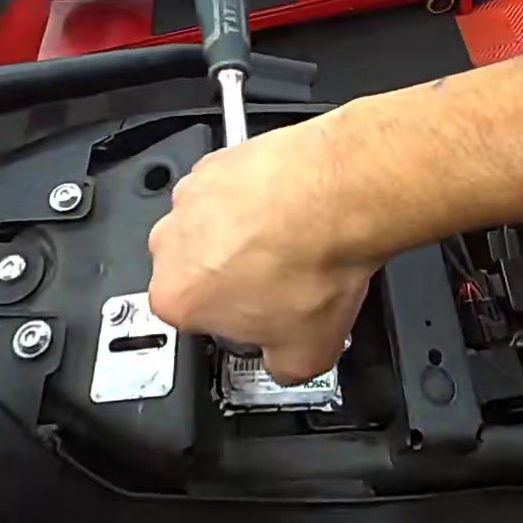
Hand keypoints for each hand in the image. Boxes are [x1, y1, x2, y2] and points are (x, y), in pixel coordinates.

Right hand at [148, 112, 383, 383]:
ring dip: (246, 226)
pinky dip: (260, 190)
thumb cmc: (318, 257)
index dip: (237, 317)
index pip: (197, 317)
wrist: (345, 191)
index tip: (265, 311)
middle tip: (285, 272)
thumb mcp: (306, 354)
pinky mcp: (226, 155)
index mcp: (177, 295)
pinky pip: (235, 181)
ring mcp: (198, 189)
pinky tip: (296, 201)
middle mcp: (176, 238)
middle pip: (201, 264)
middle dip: (237, 270)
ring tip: (296, 235)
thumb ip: (281, 368)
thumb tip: (287, 362)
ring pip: (216, 220)